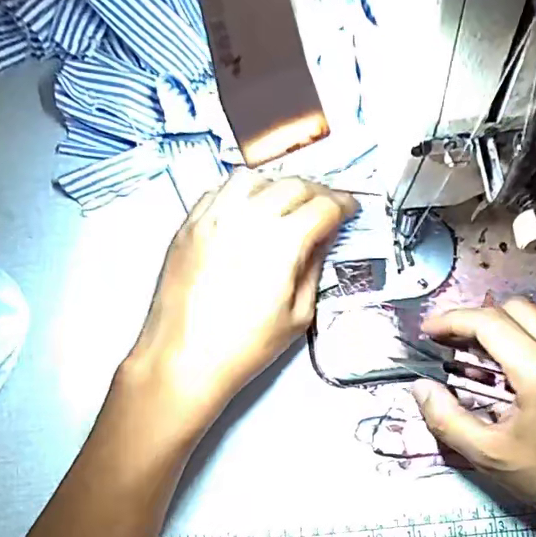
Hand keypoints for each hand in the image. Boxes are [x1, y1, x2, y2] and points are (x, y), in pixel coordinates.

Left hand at [125, 170, 355, 432]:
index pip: (322, 206)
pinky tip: (251, 209)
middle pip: (292, 185)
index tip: (350, 207)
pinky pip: (220, 190)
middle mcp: (246, 220)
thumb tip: (322, 240)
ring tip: (289, 204)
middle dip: (317, 192)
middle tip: (327, 207)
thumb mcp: (298, 314)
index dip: (343, 204)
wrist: (185, 358)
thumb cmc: (243, 346)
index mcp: (280, 244)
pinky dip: (244, 191)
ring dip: (279, 185)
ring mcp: (213, 218)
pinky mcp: (189, 225)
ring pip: (255, 178)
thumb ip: (314, 268)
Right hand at [411, 298, 535, 536]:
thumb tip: (421, 388)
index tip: (431, 332)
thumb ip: (448, 419)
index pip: (489, 322)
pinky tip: (530, 376)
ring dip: (510, 331)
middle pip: (516, 308)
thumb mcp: (492, 456)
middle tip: (458, 345)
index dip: (453, 321)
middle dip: (480, 319)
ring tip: (490, 363)